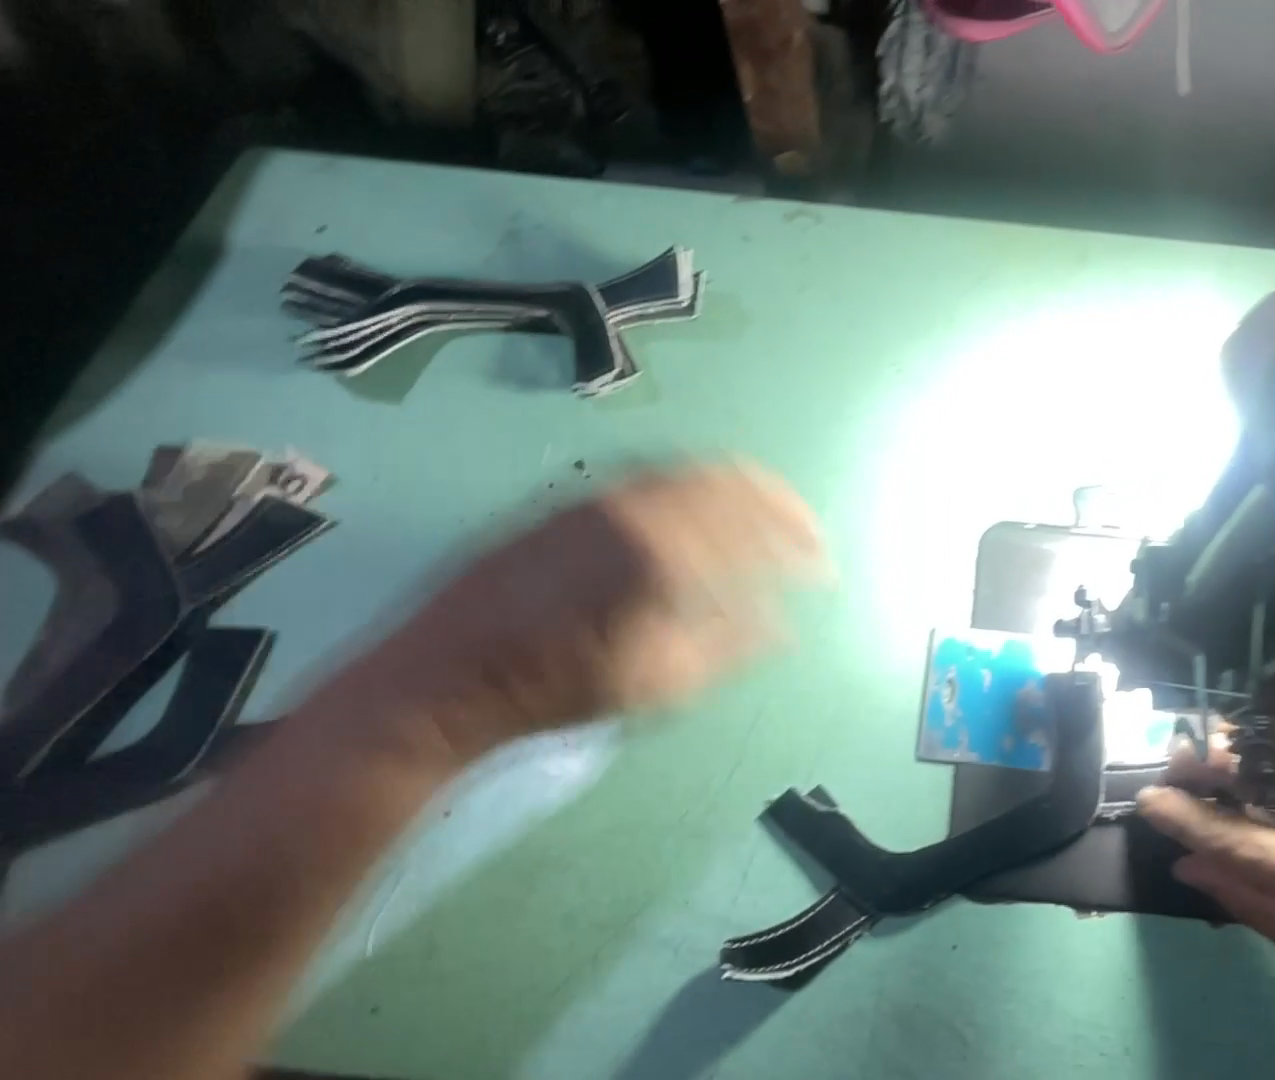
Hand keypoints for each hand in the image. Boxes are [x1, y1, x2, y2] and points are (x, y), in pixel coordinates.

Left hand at [319, 462, 828, 761]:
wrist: (443, 677)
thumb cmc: (559, 688)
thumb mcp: (661, 681)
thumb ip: (735, 644)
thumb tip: (788, 628)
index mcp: (665, 546)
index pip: (758, 527)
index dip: (802, 546)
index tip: (825, 567)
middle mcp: (635, 503)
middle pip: (730, 479)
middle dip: (779, 506)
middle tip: (803, 537)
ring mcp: (597, 495)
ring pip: (688, 472)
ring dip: (735, 495)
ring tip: (757, 527)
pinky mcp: (568, 501)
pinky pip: (648, 480)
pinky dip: (689, 495)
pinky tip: (692, 529)